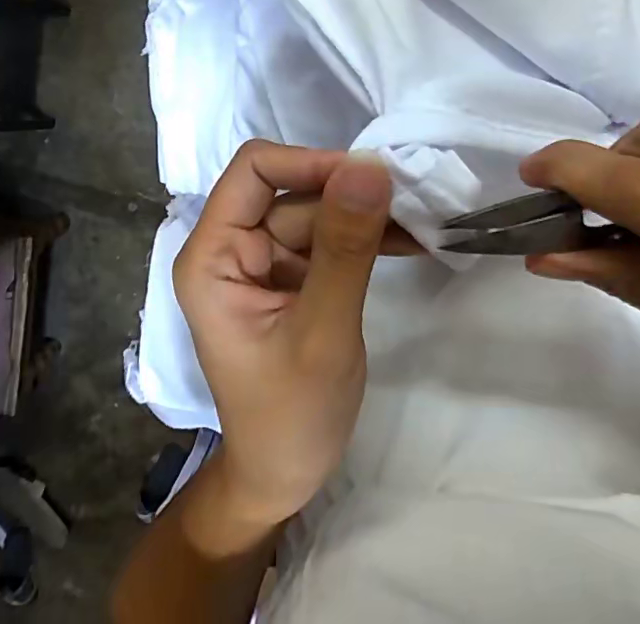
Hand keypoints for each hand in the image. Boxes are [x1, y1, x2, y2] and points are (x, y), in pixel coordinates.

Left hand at [173, 141, 394, 525]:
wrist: (284, 476)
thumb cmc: (291, 415)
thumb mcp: (322, 331)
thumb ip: (344, 247)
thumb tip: (368, 166)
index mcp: (212, 256)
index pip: (253, 172)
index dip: (310, 162)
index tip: (372, 176)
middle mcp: (231, 248)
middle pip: (291, 192)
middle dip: (351, 193)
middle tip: (419, 198)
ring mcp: (262, 262)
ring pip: (317, 213)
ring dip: (368, 215)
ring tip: (428, 219)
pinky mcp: (290, 277)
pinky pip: (328, 241)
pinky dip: (366, 238)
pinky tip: (412, 240)